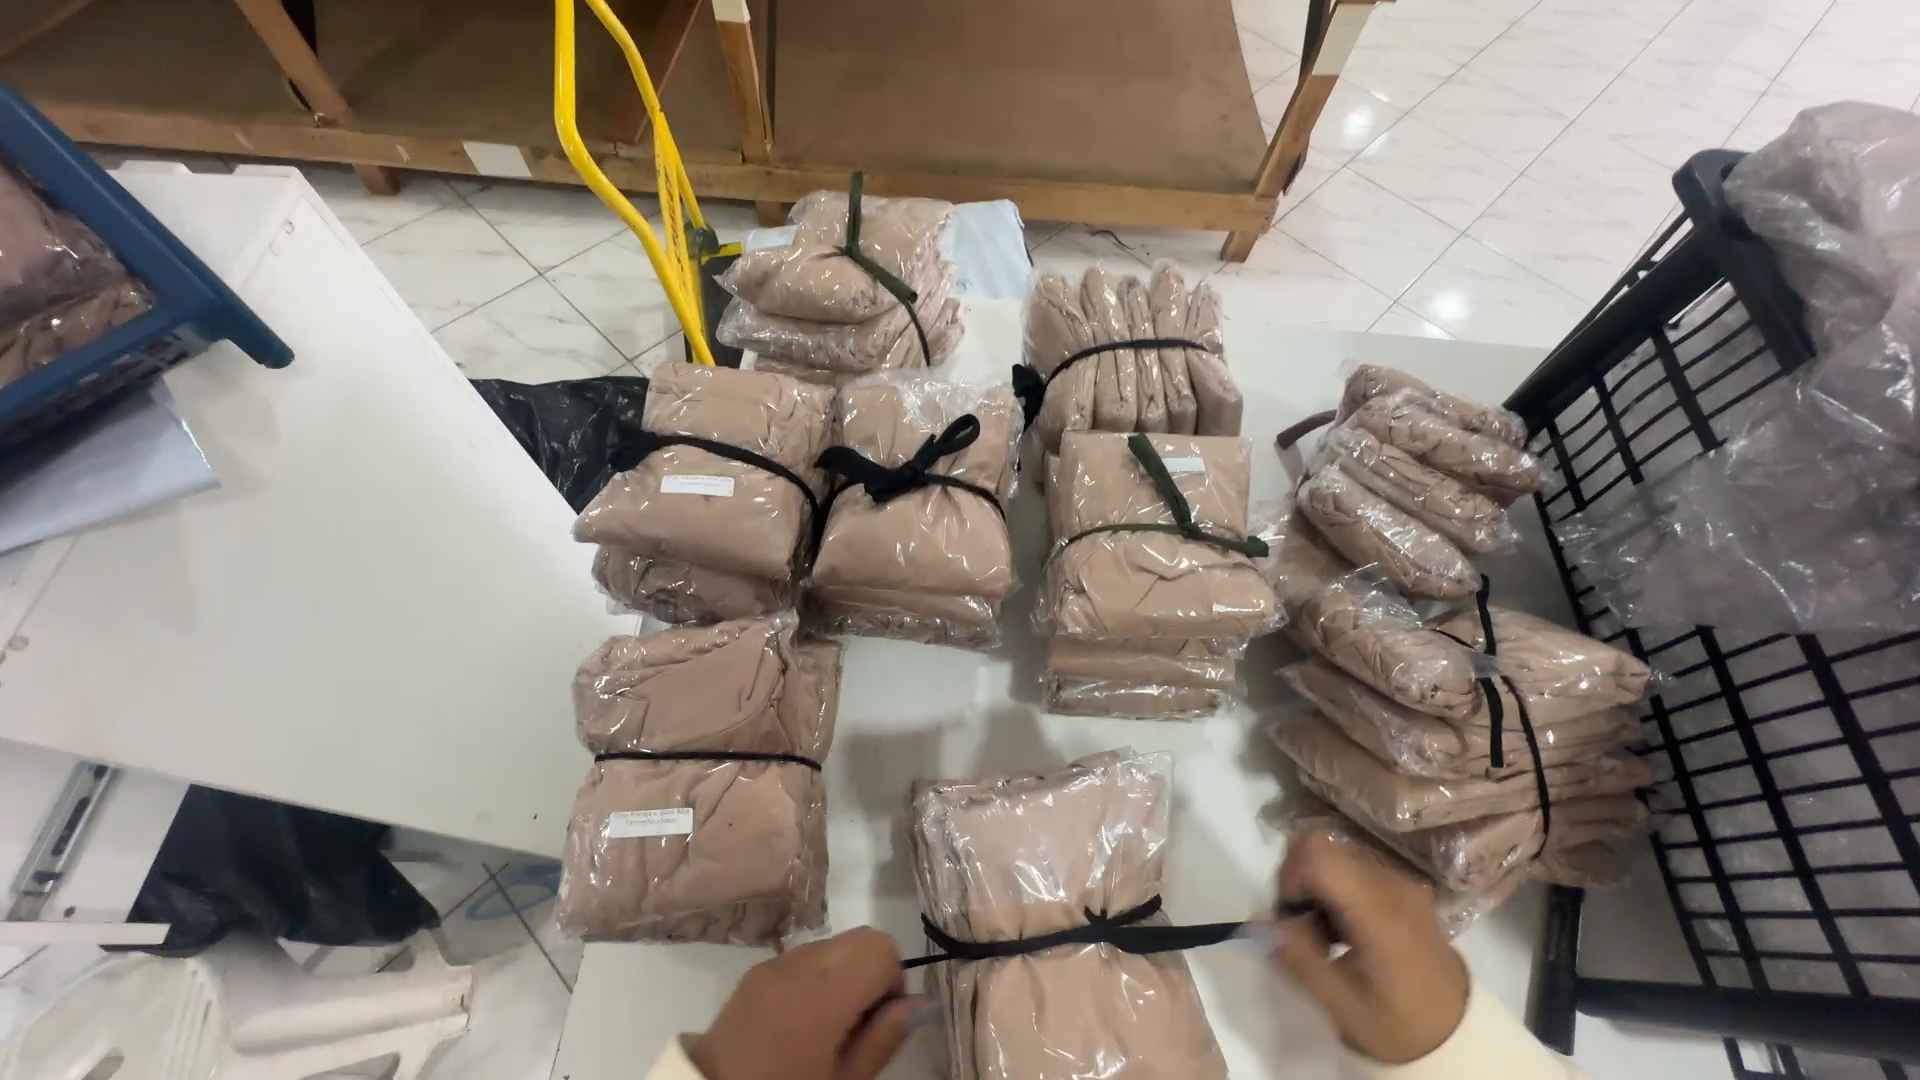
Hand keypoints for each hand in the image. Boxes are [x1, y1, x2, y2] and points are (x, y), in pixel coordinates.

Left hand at [687, 927, 932, 1079]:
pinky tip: (800, 1020)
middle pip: (862, 938)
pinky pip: (804, 955)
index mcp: (825, 991)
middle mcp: (801, 962)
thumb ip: (885, 1037)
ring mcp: (775, 962)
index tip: (878, 1021)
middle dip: (872, 971)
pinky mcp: (756, 969)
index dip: (891, 982)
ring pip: (834, 944)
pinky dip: (816, 975)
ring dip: (844, 972)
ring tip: (827, 1025)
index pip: (882, 947)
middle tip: (857, 1024)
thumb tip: (924, 1001)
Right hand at [1265, 833, 1468, 1064]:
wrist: (1460, 1036)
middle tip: (1304, 925)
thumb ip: (1297, 958)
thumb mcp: (1342, 1005)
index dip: (1290, 876)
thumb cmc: (1399, 1023)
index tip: (1292, 917)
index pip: (1316, 853)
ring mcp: (1400, 880)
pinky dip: (1333, 886)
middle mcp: (1391, 882)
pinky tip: (1343, 927)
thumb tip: (1254, 921)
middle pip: (1320, 847)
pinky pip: (1352, 865)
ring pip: (1333, 853)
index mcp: (1378, 910)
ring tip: (1324, 931)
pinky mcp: (1403, 885)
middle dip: (1297, 880)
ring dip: (1314, 884)